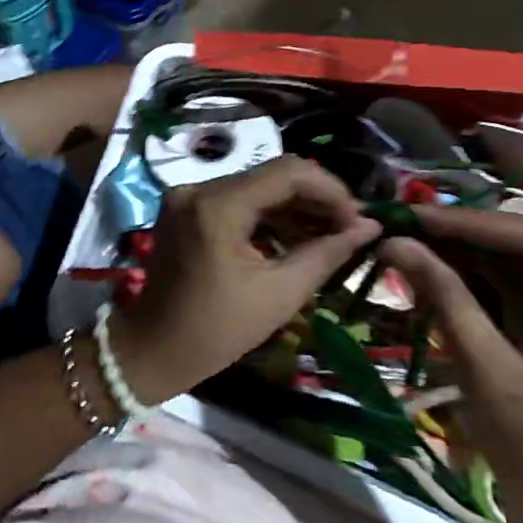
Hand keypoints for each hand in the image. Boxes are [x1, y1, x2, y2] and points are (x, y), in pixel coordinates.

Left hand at [108, 156, 382, 404]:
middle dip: (316, 199)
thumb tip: (369, 227)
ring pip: (256, 187)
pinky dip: (269, 216)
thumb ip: (326, 253)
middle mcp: (198, 188)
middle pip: (271, 176)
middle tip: (352, 228)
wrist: (154, 349)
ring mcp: (188, 195)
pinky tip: (298, 236)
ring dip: (295, 208)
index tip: (360, 219)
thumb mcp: (280, 294)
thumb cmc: (216, 331)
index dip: (331, 190)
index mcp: (217, 205)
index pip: (287, 172)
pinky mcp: (186, 208)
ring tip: (333, 235)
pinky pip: (237, 200)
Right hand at [380, 207, 522, 522]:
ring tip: (413, 242)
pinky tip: (439, 271)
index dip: (475, 223)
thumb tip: (395, 242)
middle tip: (408, 225)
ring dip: (471, 257)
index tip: (417, 215)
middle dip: (469, 237)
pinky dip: (481, 284)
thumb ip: (445, 300)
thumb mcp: (487, 376)